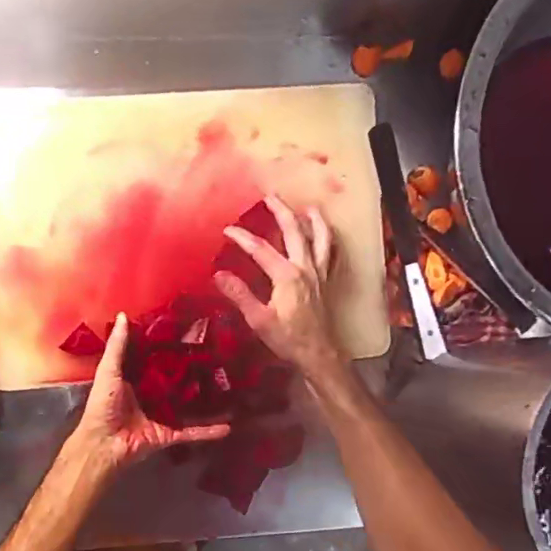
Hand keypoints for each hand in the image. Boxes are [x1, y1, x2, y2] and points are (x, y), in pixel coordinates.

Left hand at [63, 312, 228, 471]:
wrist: (104, 444)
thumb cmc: (103, 405)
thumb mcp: (109, 371)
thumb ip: (117, 346)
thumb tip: (122, 315)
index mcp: (135, 379)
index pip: (156, 360)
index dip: (170, 347)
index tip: (190, 331)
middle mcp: (151, 396)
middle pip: (177, 382)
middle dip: (195, 372)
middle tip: (219, 356)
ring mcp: (162, 416)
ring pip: (189, 406)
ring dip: (208, 401)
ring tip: (232, 389)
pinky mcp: (169, 434)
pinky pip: (192, 432)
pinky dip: (209, 431)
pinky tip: (230, 425)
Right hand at [213, 196, 341, 378]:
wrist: (318, 354)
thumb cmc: (287, 338)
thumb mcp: (258, 319)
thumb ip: (239, 295)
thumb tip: (219, 275)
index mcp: (287, 276)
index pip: (260, 249)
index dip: (243, 237)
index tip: (227, 230)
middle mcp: (306, 269)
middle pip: (295, 232)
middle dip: (283, 212)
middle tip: (272, 197)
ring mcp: (320, 274)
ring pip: (320, 239)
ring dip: (314, 221)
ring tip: (309, 208)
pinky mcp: (328, 283)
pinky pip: (332, 255)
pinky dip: (329, 242)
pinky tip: (327, 238)